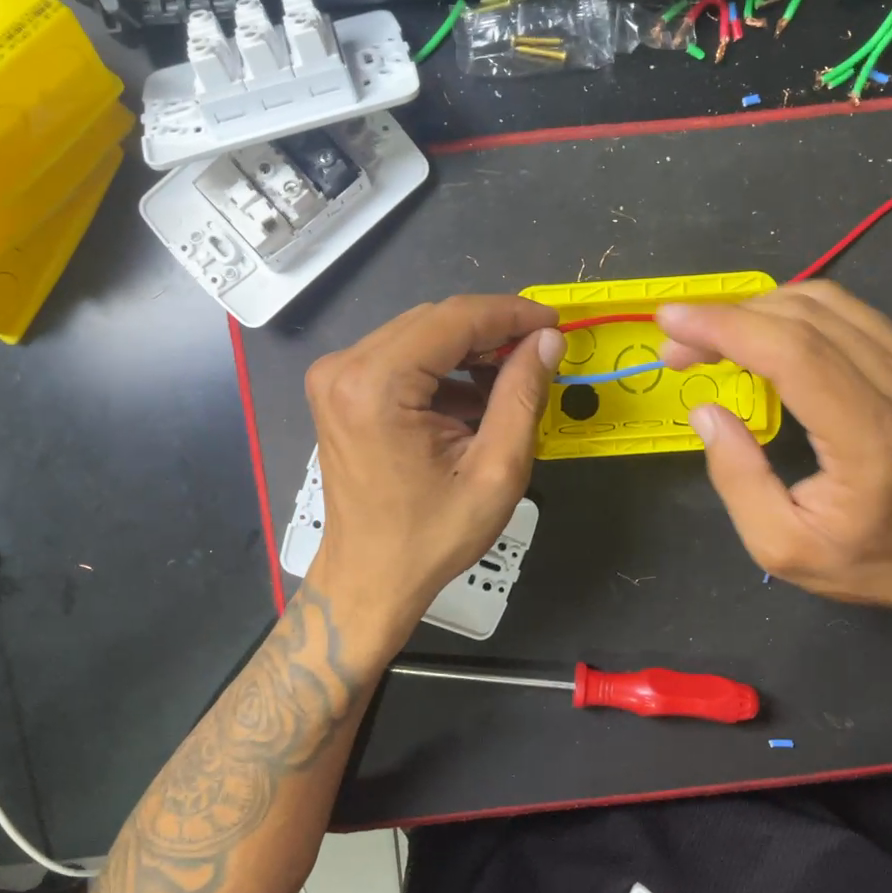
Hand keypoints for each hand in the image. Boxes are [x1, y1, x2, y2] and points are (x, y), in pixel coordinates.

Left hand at [303, 296, 561, 637]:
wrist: (370, 578)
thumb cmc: (432, 536)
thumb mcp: (495, 471)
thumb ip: (522, 397)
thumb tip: (547, 342)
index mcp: (377, 384)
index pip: (454, 320)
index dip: (511, 314)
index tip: (556, 324)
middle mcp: (345, 367)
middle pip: (434, 321)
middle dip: (491, 332)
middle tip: (540, 354)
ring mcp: (335, 377)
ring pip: (419, 336)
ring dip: (469, 352)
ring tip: (512, 382)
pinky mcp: (339, 391)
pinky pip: (400, 359)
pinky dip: (442, 371)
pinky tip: (475, 401)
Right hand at [658, 282, 891, 616]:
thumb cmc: (871, 563)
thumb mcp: (784, 549)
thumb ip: (739, 481)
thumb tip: (705, 411)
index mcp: (871, 441)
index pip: (795, 353)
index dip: (727, 328)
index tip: (669, 322)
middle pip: (805, 317)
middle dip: (728, 319)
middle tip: (677, 348)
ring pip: (825, 302)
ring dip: (756, 311)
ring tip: (711, 341)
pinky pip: (844, 313)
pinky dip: (789, 315)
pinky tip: (758, 339)